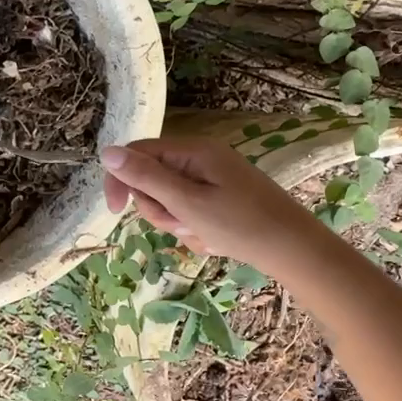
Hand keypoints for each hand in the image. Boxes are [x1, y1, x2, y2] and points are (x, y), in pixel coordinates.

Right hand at [100, 137, 328, 272]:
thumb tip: (106, 151)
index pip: (136, 153)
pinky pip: (185, 208)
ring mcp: (210, 177)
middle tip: (180, 223)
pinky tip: (211, 237)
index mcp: (193, 150)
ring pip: (165, 197)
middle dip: (156, 207)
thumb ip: (144, 177)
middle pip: (149, 178)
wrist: (295, 250)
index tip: (115, 210)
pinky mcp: (218, 195)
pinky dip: (189, 225)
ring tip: (199, 233)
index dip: (120, 179)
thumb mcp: (185, 202)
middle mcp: (200, 158)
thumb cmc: (240, 224)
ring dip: (174, 220)